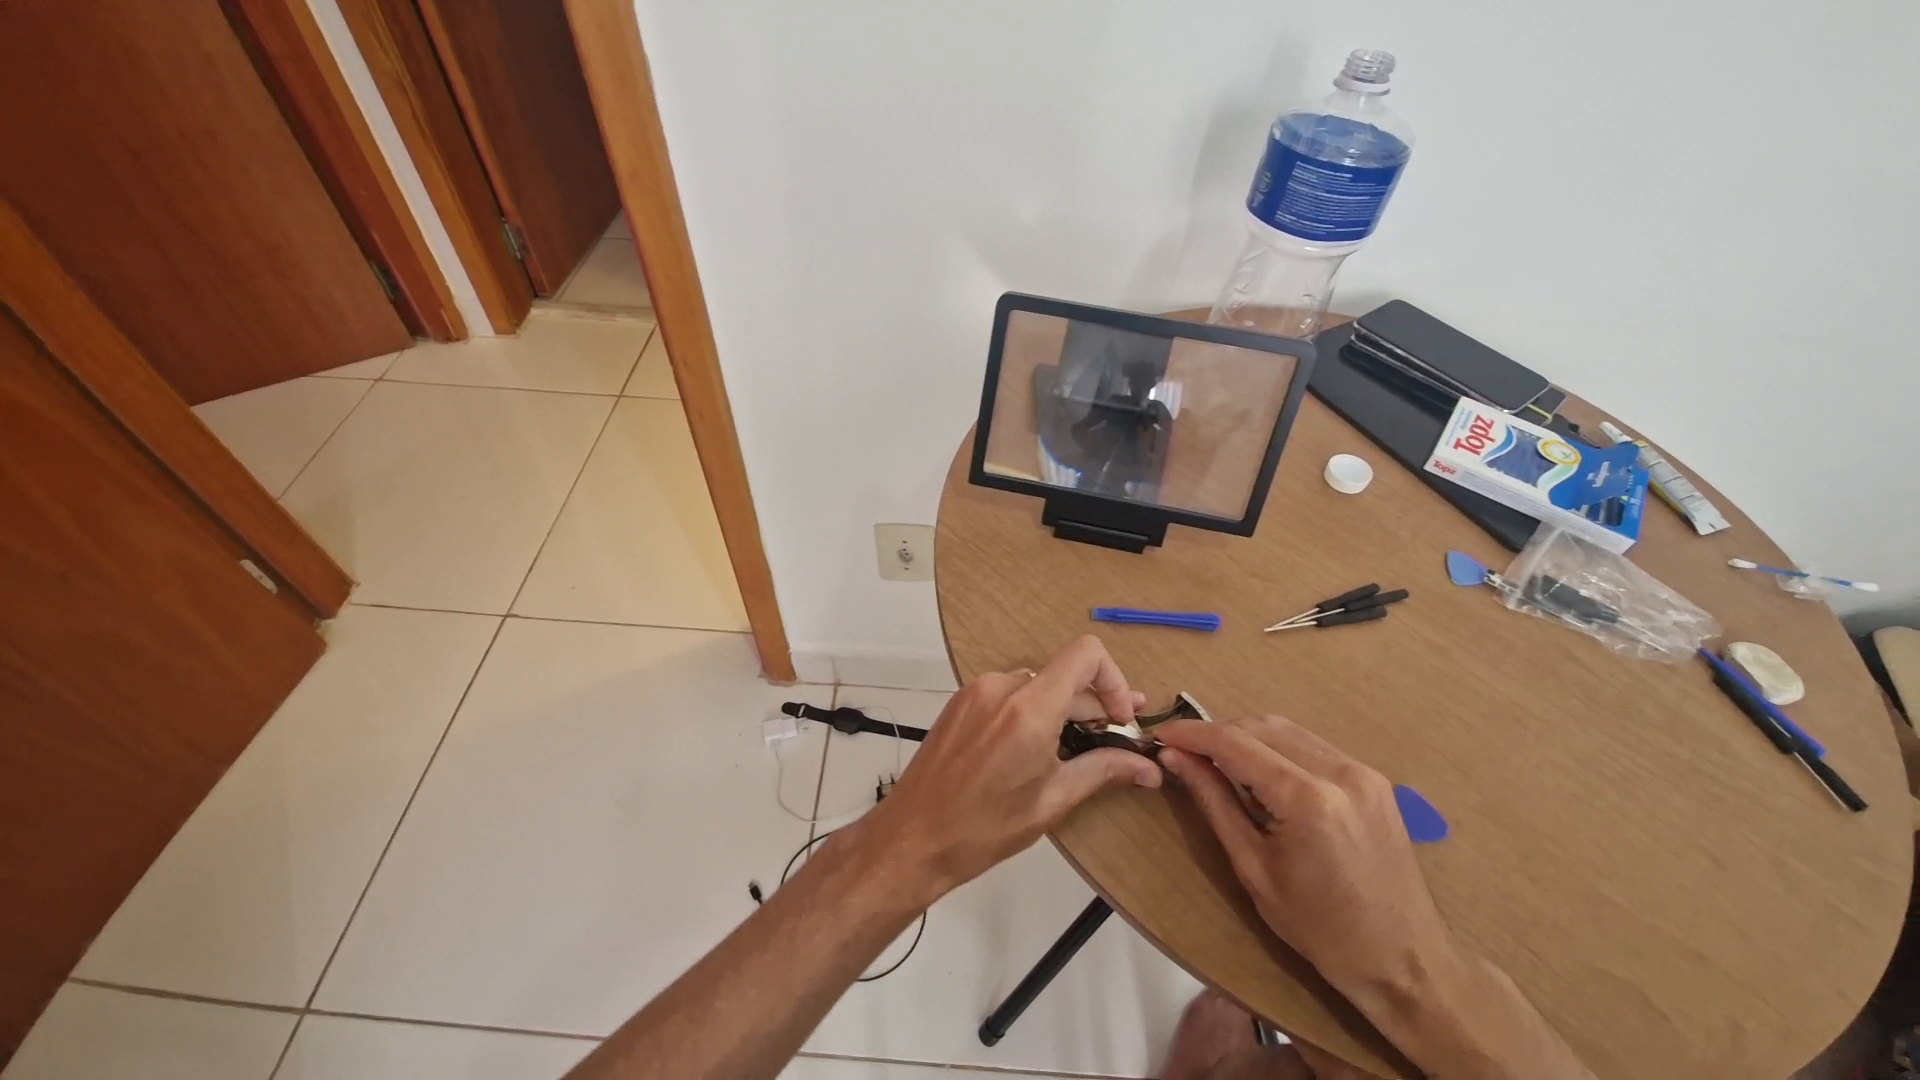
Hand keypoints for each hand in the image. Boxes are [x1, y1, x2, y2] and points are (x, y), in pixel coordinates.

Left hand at [859, 635, 1162, 895]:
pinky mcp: (961, 702)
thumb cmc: (984, 828)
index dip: (1114, 679)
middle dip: (1095, 703)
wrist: (913, 837)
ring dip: (1063, 709)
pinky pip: (1009, 693)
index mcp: (1029, 708)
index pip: (1086, 654)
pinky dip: (1032, 710)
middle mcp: (1002, 687)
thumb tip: (1149, 768)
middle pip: (1064, 675)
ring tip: (1077, 747)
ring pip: (1037, 684)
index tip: (1119, 719)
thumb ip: (1103, 771)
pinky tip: (1037, 747)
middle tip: (1118, 736)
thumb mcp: (1052, 801)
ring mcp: (977, 691)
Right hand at [1155, 716, 1459, 1006]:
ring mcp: (1363, 771)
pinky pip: (1312, 745)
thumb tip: (1175, 758)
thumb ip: (1214, 802)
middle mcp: (1339, 772)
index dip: (1191, 734)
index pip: (1235, 743)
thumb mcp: (1252, 867)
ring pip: (1287, 730)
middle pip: (1261, 726)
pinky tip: (1260, 775)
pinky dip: (1277, 749)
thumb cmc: (1319, 928)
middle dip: (1217, 733)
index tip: (1159, 735)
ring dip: (1246, 737)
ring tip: (1216, 763)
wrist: (1403, 960)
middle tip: (1183, 753)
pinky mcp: (1373, 779)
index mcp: (1307, 799)